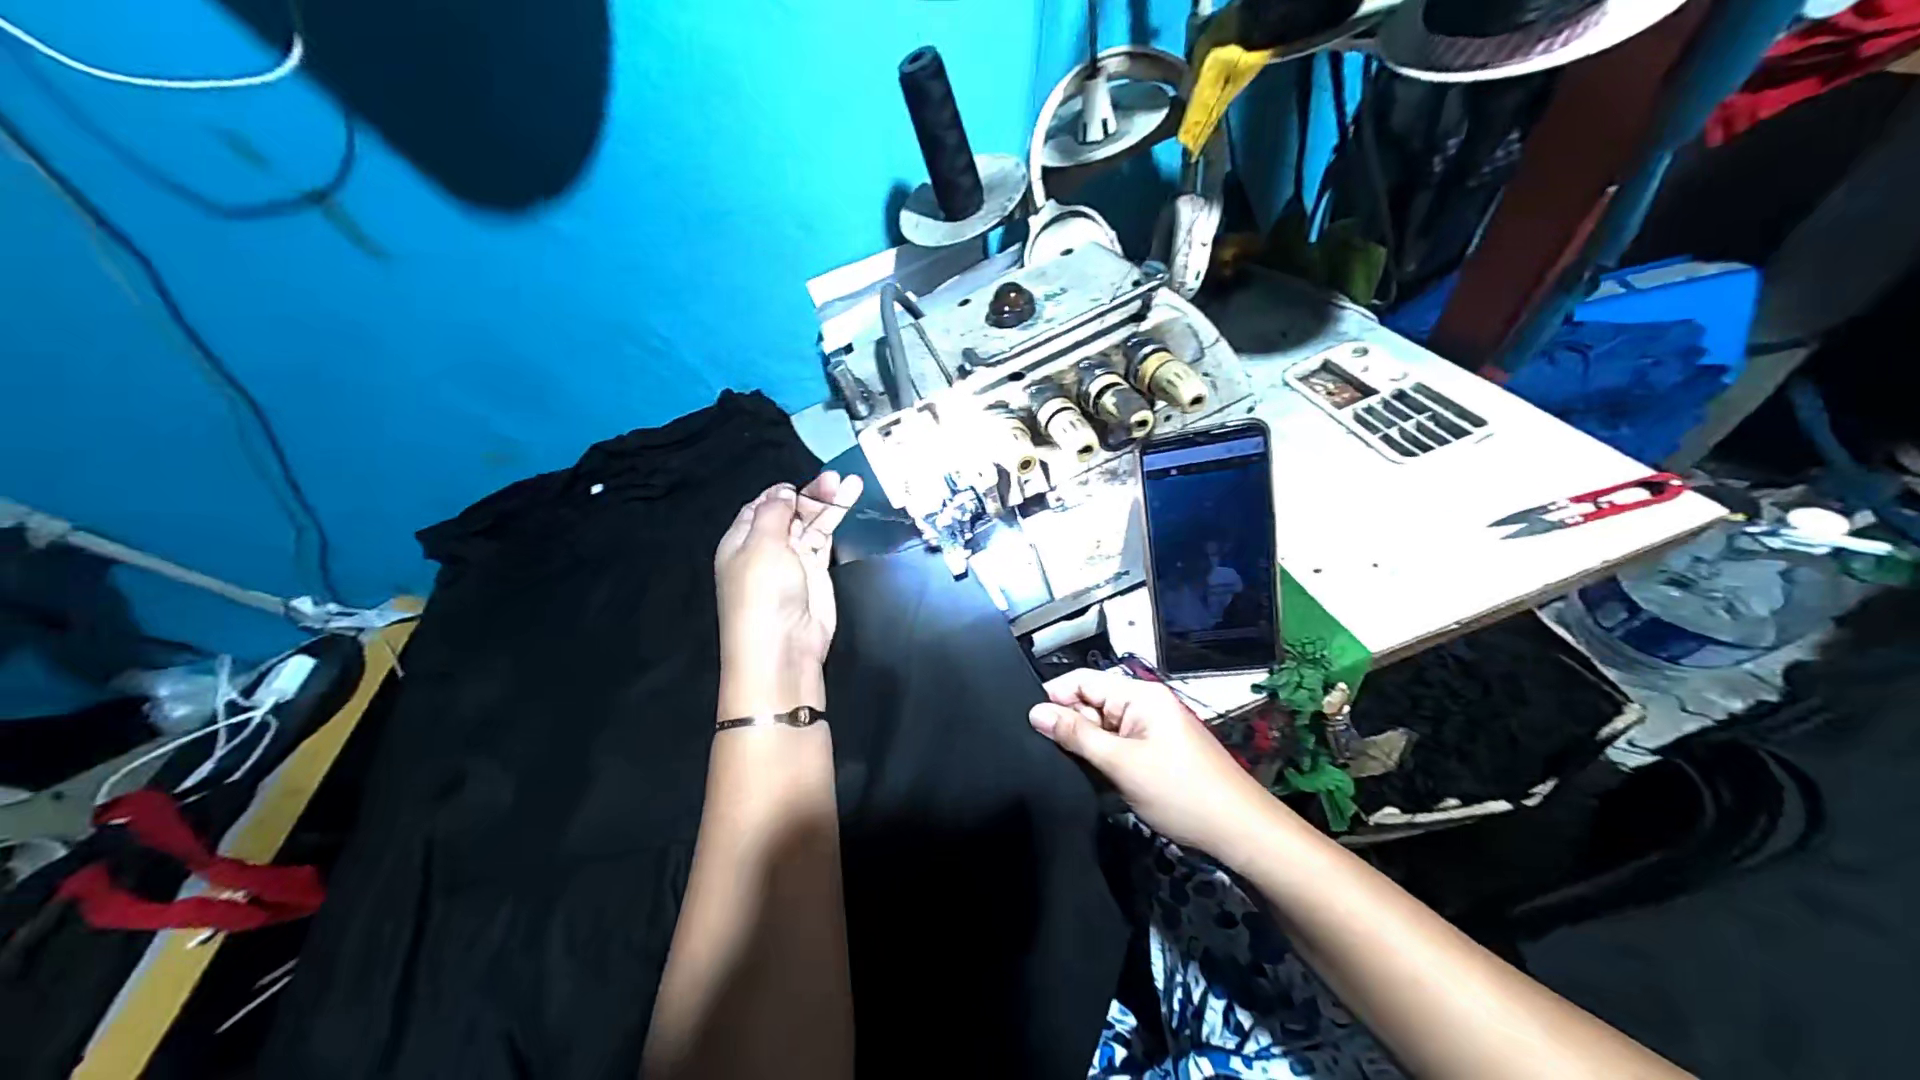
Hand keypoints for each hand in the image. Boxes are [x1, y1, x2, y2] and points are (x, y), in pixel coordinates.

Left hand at [713, 471, 862, 711]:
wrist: (783, 647)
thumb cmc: (762, 591)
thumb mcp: (761, 543)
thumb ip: (774, 511)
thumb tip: (784, 491)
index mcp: (741, 540)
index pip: (760, 506)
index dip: (781, 492)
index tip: (802, 482)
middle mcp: (765, 548)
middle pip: (790, 512)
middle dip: (811, 494)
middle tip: (836, 479)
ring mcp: (793, 561)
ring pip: (812, 523)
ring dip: (829, 503)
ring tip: (851, 482)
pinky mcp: (816, 573)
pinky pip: (826, 540)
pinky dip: (837, 521)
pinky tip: (849, 503)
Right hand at [1029, 667, 1278, 855]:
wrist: (1239, 831)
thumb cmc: (1183, 793)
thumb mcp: (1121, 764)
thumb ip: (1076, 736)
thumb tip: (1036, 713)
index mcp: (1139, 696)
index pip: (1083, 680)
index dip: (1054, 698)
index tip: (1031, 725)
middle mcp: (1144, 706)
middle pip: (1090, 704)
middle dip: (1070, 727)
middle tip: (1055, 756)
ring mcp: (1150, 730)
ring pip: (1101, 729)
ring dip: (1087, 747)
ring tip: (1077, 770)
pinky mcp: (1154, 753)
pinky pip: (1116, 746)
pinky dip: (1103, 760)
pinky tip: (1097, 779)